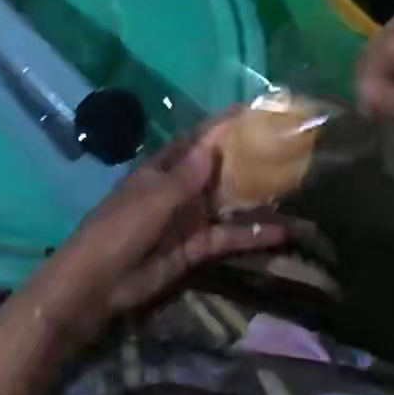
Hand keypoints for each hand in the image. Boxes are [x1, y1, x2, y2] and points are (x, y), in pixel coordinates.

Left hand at [26, 120, 286, 344]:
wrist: (99, 282)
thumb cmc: (119, 229)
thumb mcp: (152, 200)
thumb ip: (185, 176)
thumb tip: (211, 143)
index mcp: (162, 169)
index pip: (195, 140)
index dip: (220, 126)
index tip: (252, 112)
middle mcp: (178, 188)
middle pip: (216, 169)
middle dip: (245, 160)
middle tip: (286, 150)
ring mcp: (187, 218)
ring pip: (226, 202)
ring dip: (255, 198)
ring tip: (295, 190)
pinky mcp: (195, 248)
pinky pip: (227, 236)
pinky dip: (251, 236)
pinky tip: (281, 233)